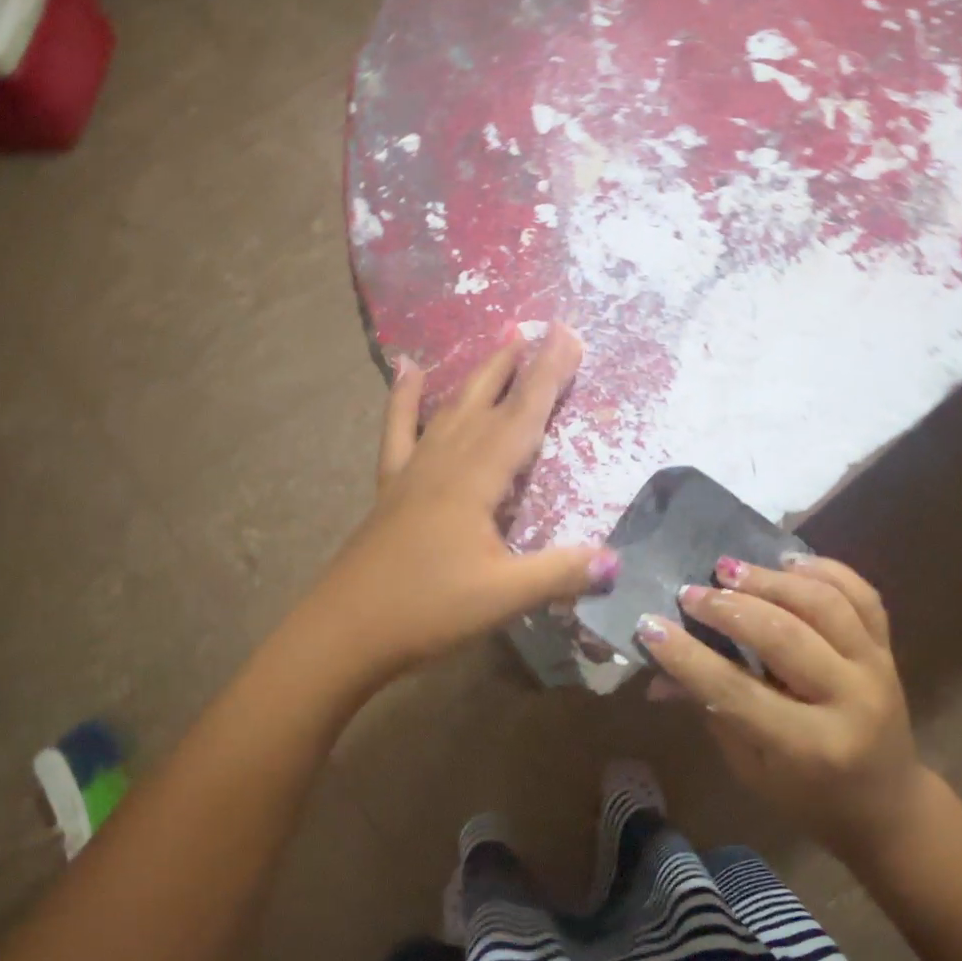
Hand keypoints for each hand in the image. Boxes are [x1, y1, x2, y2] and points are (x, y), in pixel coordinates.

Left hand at [303, 323, 618, 676]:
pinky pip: (398, 431)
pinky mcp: (391, 487)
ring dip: (479, 375)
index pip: (523, 417)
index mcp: (476, 480)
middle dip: (520, 364)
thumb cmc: (427, 610)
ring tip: (500, 342)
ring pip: (451, 409)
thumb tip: (616, 561)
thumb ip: (560, 573)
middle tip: (544, 328)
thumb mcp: (502, 597)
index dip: (549, 375)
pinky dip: (403, 398)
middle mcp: (445, 463)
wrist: (345, 632)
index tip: (570, 334)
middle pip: (489, 402)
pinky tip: (408, 370)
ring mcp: (413, 471)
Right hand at [638, 555, 923, 853]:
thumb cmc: (809, 797)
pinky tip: (787, 561)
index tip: (650, 626)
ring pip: (823, 605)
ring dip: (771, 580)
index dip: (689, 657)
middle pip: (784, 637)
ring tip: (729, 568)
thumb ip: (711, 713)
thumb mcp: (753, 769)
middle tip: (689, 592)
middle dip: (729, 609)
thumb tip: (658, 674)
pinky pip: (862, 595)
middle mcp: (849, 701)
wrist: (888, 804)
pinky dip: (825, 570)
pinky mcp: (888, 649)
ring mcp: (875, 668)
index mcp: (809, 747)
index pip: (736, 691)